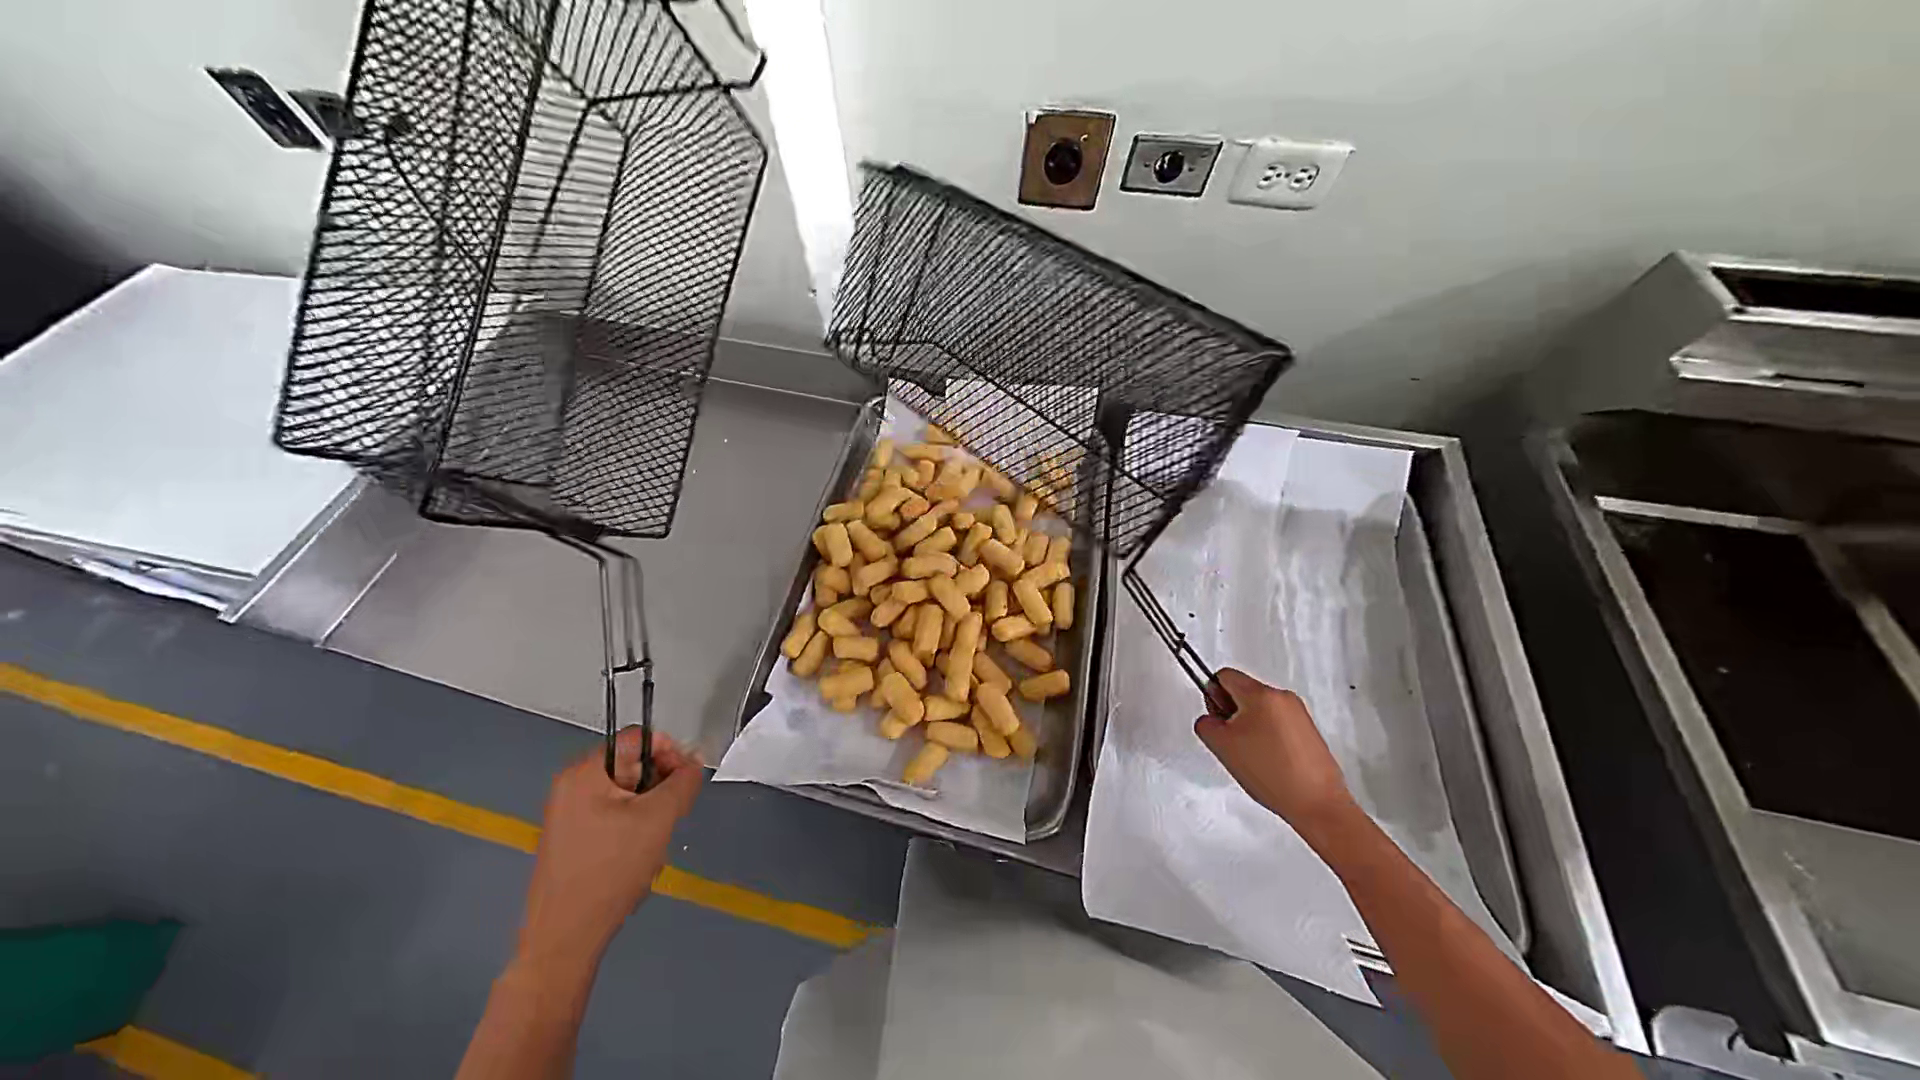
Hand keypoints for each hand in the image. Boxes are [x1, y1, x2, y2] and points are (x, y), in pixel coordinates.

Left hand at [517, 727, 705, 972]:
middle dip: (660, 787)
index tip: (683, 779)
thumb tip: (693, 764)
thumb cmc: (606, 875)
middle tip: (667, 815)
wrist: (567, 937)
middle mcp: (571, 787)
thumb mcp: (660, 817)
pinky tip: (636, 857)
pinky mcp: (573, 838)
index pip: (639, 738)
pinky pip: (615, 817)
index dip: (670, 753)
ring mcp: (569, 814)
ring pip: (628, 794)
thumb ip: (684, 781)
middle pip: (634, 765)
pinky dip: (634, 829)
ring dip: (650, 812)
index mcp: (584, 773)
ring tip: (649, 843)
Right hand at [1194, 669, 1357, 840]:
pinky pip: (1277, 723)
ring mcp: (1298, 714)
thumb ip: (1205, 723)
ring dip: (1249, 726)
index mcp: (1261, 694)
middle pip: (1243, 691)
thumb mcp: (1221, 746)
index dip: (1213, 695)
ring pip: (1260, 709)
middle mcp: (1283, 697)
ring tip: (1251, 755)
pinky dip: (1267, 737)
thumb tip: (1209, 718)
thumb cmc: (1274, 774)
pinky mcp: (1308, 731)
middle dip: (1232, 713)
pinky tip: (1267, 761)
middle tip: (1232, 739)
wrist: (1316, 803)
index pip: (1224, 676)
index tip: (1216, 716)